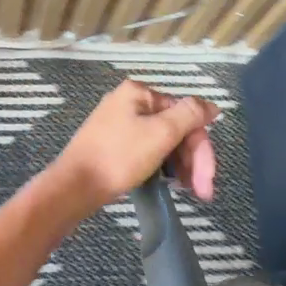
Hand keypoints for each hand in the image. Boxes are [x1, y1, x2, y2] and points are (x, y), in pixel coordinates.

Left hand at [49, 80, 219, 209]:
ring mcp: (120, 124)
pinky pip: (149, 150)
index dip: (201, 147)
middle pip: (176, 128)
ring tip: (190, 192)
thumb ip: (190, 115)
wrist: (74, 186)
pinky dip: (163, 166)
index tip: (208, 179)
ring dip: (181, 166)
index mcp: (140, 93)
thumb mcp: (160, 133)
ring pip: (164, 141)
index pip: (186, 115)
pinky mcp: (115, 145)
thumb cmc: (118, 157)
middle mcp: (130, 103)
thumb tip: (211, 106)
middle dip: (193, 160)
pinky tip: (171, 184)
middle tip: (203, 191)